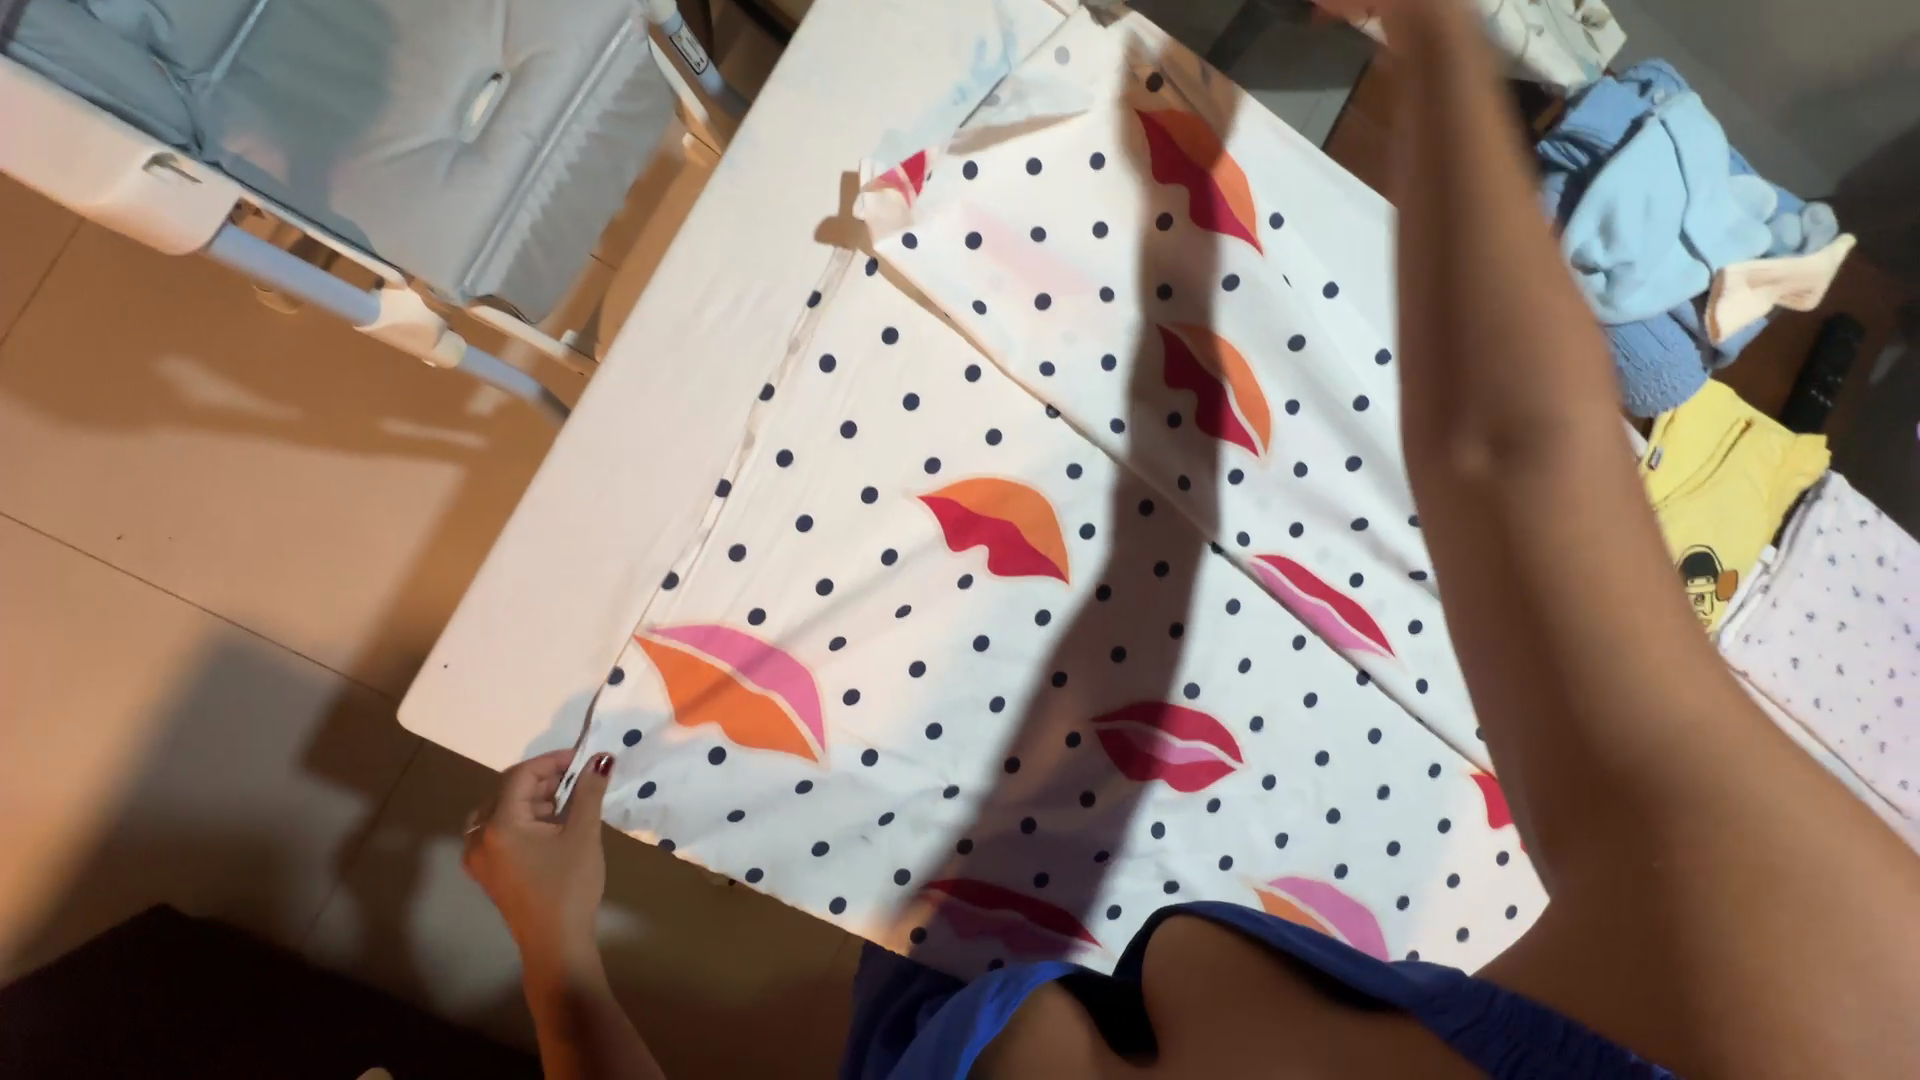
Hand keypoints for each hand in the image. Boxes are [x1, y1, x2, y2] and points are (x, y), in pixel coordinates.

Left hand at [463, 749, 614, 973]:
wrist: (556, 942)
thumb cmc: (569, 885)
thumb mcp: (583, 832)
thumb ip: (589, 791)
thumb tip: (601, 759)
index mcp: (499, 826)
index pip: (520, 775)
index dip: (552, 761)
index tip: (583, 759)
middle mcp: (479, 839)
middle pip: (508, 791)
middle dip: (544, 780)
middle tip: (579, 780)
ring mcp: (480, 858)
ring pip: (502, 811)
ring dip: (535, 800)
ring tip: (569, 803)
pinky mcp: (489, 872)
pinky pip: (500, 831)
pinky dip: (525, 820)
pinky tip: (552, 827)